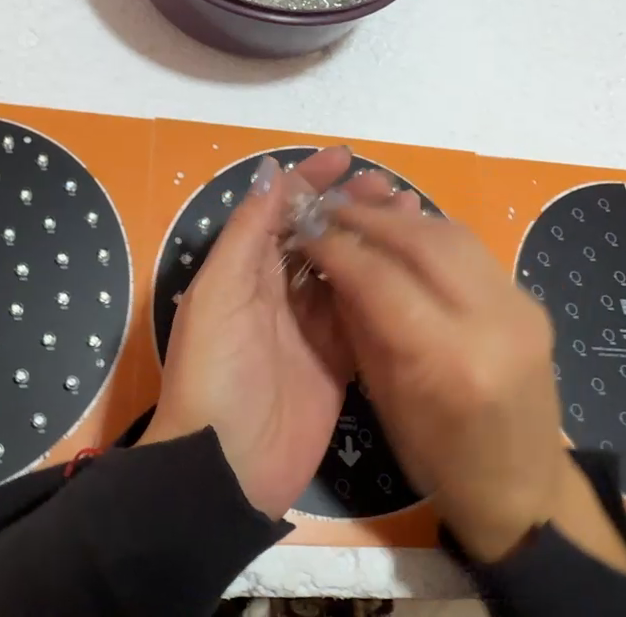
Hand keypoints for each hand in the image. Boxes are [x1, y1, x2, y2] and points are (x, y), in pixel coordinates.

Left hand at [139, 148, 390, 518]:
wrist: (226, 467)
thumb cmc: (216, 369)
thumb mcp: (220, 293)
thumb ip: (247, 233)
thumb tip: (270, 173)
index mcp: (243, 269)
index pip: (279, 211)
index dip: (308, 182)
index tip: (346, 159)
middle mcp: (275, 291)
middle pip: (317, 237)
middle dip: (348, 208)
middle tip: (391, 190)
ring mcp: (307, 327)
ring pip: (343, 271)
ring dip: (370, 242)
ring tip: (409, 217)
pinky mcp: (335, 362)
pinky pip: (360, 316)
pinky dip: (381, 290)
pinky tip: (409, 270)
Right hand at [303, 202, 625, 568]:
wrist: (523, 489)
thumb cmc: (438, 459)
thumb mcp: (382, 394)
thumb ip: (358, 320)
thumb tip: (328, 261)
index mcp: (449, 361)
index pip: (380, 278)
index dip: (337, 246)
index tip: (306, 230)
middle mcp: (492, 323)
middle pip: (420, 241)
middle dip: (367, 218)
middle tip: (328, 210)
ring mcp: (520, 307)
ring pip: (451, 234)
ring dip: (400, 218)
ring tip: (361, 215)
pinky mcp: (531, 300)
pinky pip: (471, 250)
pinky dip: (429, 236)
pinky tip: (401, 237)